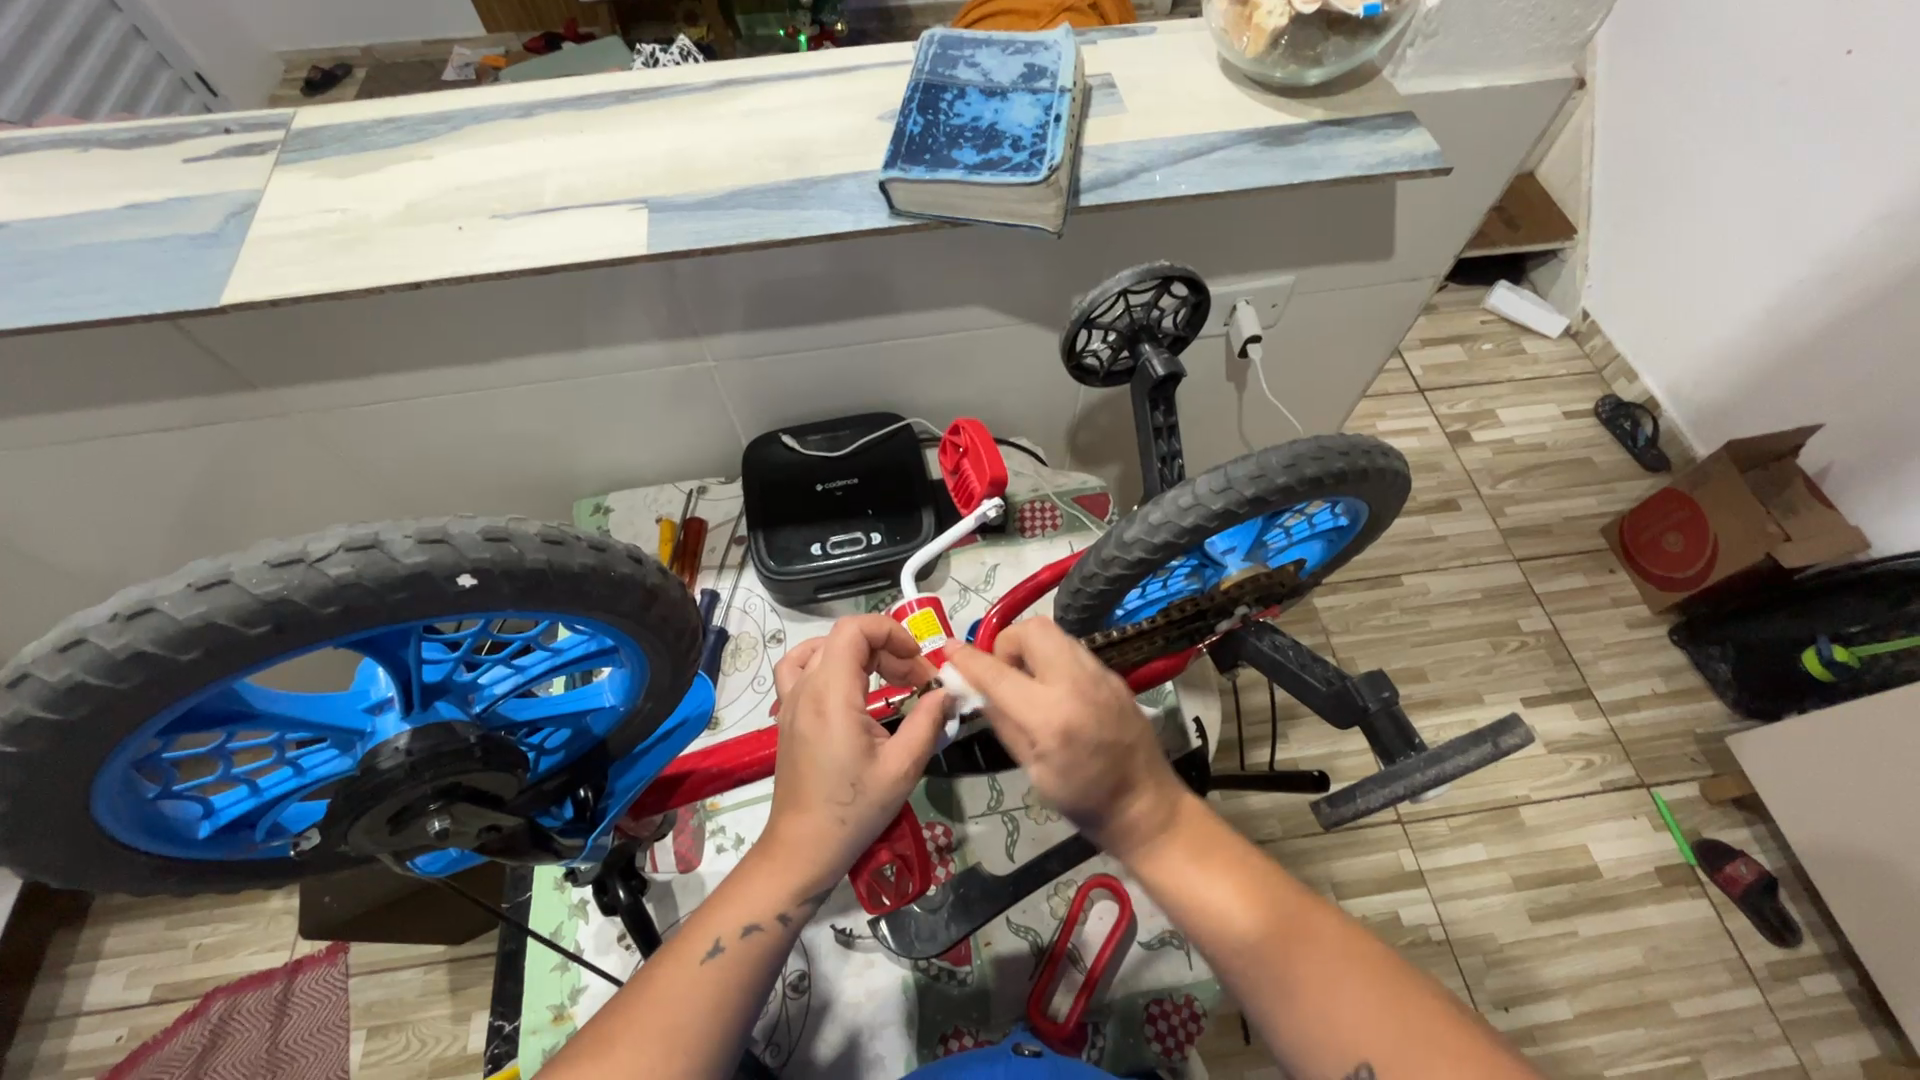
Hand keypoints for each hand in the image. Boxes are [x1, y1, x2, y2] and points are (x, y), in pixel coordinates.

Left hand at [763, 615, 949, 892]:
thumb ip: (928, 721)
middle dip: (886, 648)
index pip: (855, 630)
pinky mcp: (787, 716)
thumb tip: (947, 692)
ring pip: (822, 649)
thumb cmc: (854, 810)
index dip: (891, 632)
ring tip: (886, 678)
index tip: (918, 662)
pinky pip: (799, 668)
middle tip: (916, 682)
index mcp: (832, 695)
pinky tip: (848, 684)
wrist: (803, 847)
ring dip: (859, 653)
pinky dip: (826, 662)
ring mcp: (791, 701)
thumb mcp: (902, 768)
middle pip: (844, 638)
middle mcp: (806, 688)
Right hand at [947, 618, 1188, 858]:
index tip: (947, 653)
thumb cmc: (1083, 800)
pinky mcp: (1113, 675)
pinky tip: (1055, 693)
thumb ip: (1001, 721)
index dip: (966, 660)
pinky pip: (1073, 650)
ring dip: (1030, 649)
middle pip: (1031, 629)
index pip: (996, 672)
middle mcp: (1076, 682)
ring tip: (1027, 684)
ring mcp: (1100, 674)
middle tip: (1003, 676)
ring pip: (1054, 634)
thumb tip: (974, 690)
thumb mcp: (1031, 769)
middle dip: (1006, 644)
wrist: (1146, 806)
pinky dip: (1053, 660)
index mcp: (1051, 715)